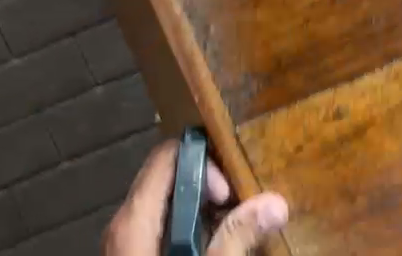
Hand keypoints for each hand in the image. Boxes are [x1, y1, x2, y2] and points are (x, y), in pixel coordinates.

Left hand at [104, 141, 288, 255]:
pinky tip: (217, 251)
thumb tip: (276, 201)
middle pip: (169, 177)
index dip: (204, 160)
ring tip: (236, 231)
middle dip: (211, 187)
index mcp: (133, 222)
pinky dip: (193, 231)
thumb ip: (236, 240)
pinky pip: (164, 230)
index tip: (229, 194)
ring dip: (205, 211)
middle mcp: (124, 226)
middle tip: (241, 211)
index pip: (167, 156)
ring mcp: (126, 247)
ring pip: (169, 205)